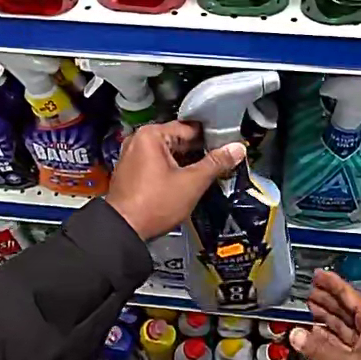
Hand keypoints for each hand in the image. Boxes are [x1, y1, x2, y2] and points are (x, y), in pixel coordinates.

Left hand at [103, 120, 245, 240]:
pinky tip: (187, 181)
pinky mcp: (132, 172)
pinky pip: (158, 164)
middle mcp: (138, 141)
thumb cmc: (153, 205)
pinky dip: (172, 170)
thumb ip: (216, 163)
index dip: (211, 138)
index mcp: (151, 135)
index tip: (227, 146)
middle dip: (199, 152)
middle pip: (178, 140)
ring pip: (168, 153)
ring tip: (207, 172)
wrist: (124, 231)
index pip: (189, 128)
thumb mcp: (192, 182)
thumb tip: (236, 149)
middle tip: (221, 161)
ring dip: (187, 162)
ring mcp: (133, 157)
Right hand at [288, 270, 360, 359]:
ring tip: (311, 310)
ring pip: (345, 329)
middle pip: (345, 311)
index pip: (348, 295)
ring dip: (327, 321)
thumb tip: (297, 335)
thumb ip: (320, 350)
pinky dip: (332, 343)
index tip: (318, 274)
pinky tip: (319, 340)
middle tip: (310, 291)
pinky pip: (346, 348)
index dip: (331, 283)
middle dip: (327, 301)